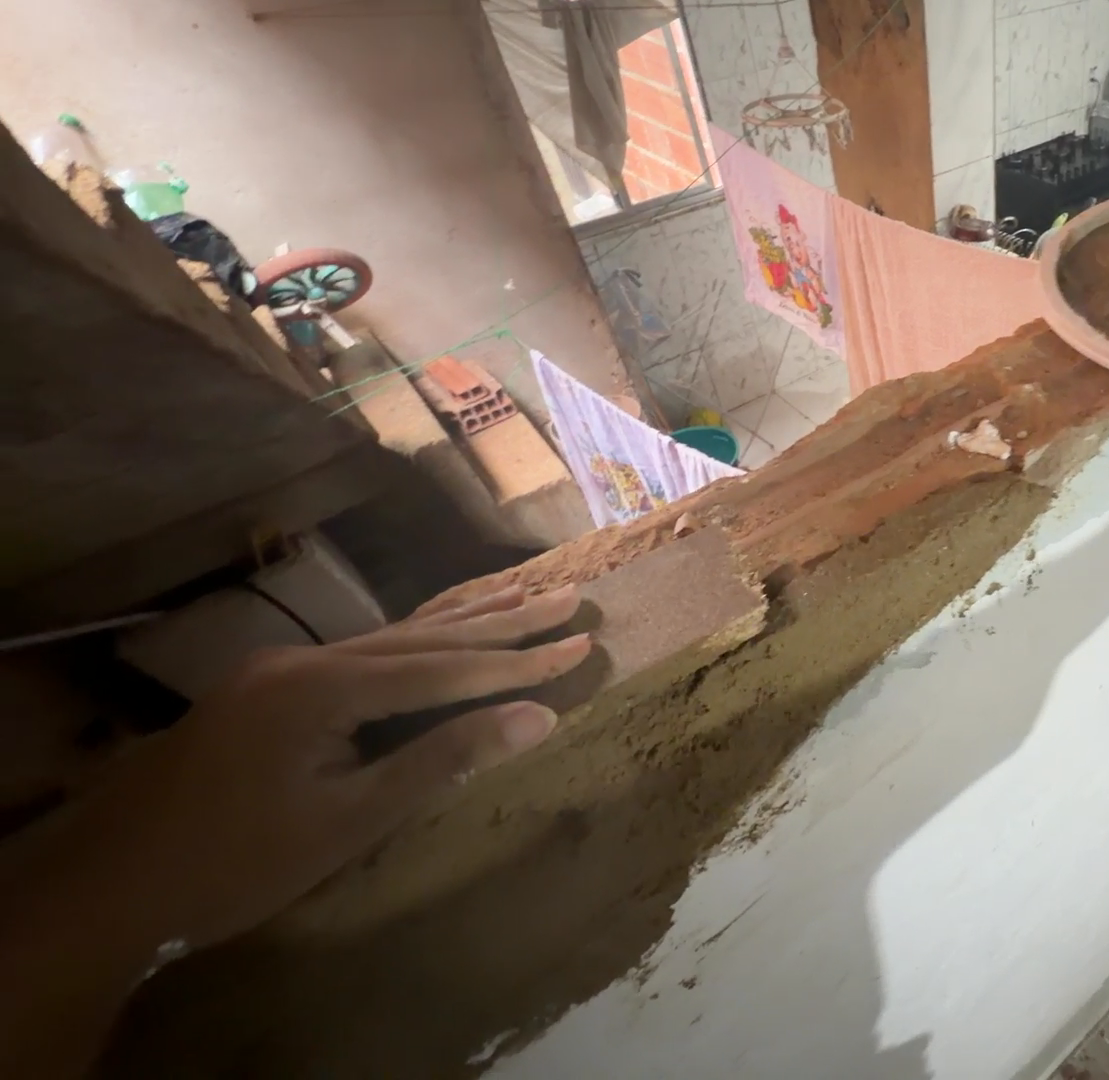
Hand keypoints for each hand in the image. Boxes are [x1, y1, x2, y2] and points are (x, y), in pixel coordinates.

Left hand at [51, 584, 590, 950]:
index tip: (583, 645)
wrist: (99, 894)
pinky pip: (372, 648)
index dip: (522, 662)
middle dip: (510, 621)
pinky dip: (424, 634)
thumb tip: (538, 717)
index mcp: (324, 689)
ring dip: (473, 617)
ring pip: (402, 634)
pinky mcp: (280, 684)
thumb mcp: (352, 818)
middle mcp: (309, 661)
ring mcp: (289, 668)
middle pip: (431, 635)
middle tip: (573, 598)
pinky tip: (450, 620)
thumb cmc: (236, 864)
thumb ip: (446, 756)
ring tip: (530, 592)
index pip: (448, 669)